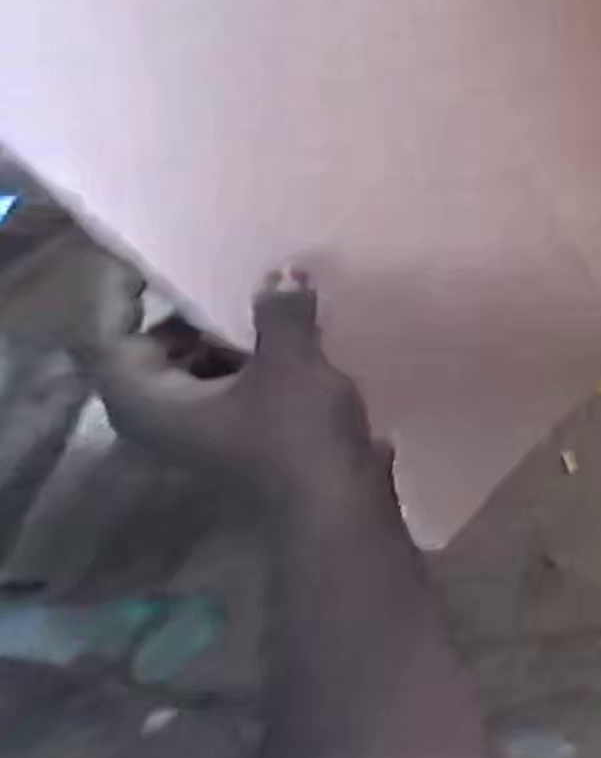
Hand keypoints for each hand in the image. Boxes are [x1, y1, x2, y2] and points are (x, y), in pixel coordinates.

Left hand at [81, 264, 390, 522]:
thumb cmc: (296, 432)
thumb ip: (283, 316)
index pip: (109, 338)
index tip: (157, 263)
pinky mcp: (241, 432)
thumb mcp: (294, 365)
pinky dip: (254, 359)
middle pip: (153, 352)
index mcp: (148, 400)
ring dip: (230, 338)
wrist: (334, 495)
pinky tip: (298, 344)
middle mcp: (161, 414)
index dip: (124, 298)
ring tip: (273, 307)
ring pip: (198, 369)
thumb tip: (282, 271)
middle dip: (192, 316)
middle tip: (233, 280)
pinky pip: (232, 383)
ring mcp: (202, 427)